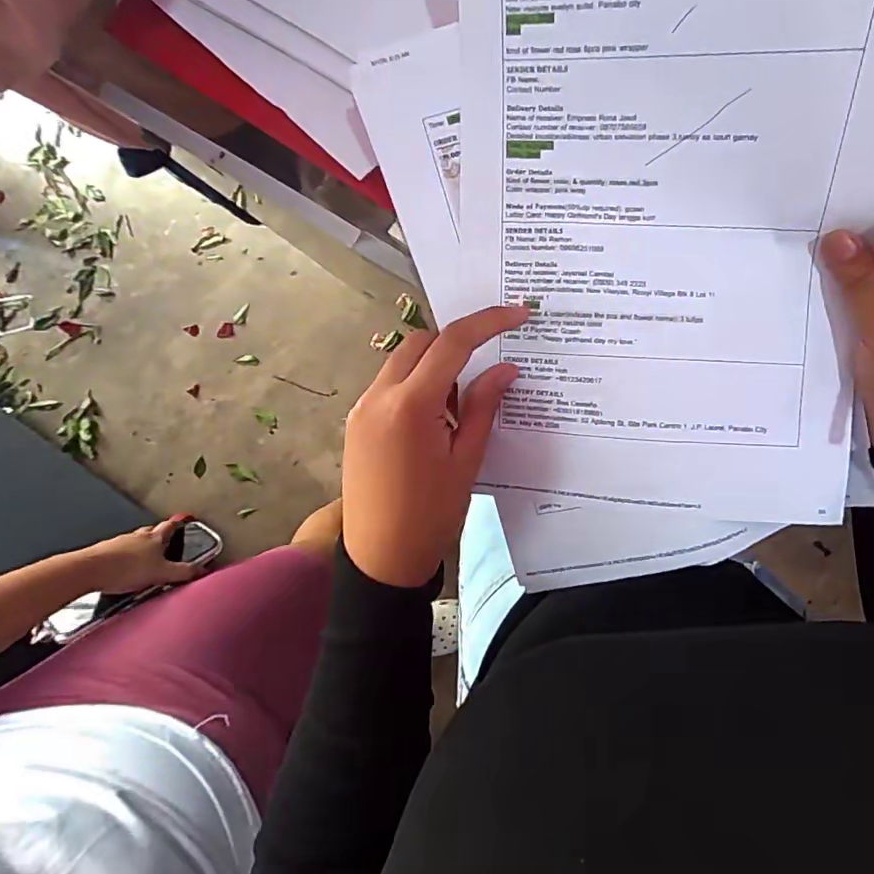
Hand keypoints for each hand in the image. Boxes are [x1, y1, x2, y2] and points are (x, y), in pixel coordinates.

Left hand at [72, 515, 205, 593]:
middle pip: (152, 532)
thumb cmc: (124, 569)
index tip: (182, 522)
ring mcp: (119, 543)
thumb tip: (202, 570)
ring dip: (139, 548)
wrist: (88, 570)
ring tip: (143, 561)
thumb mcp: (161, 573)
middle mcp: (138, 537)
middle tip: (164, 543)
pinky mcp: (103, 553)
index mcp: (155, 538)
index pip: (171, 526)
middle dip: (158, 536)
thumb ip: (183, 572)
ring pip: (134, 541)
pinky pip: (118, 552)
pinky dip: (123, 558)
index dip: (178, 525)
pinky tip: (122, 570)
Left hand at [342, 305, 529, 585]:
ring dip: (433, 365)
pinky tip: (433, 420)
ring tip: (455, 409)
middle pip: (421, 341)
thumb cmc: (431, 513)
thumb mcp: (467, 459)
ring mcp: (362, 407)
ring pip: (402, 359)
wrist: (380, 558)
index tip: (517, 314)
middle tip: (482, 373)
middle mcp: (379, 395)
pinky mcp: (356, 420)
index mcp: (411, 404)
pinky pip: (389, 382)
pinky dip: (415, 383)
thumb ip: (483, 406)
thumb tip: (506, 369)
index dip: (488, 322)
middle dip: (455, 343)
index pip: (453, 343)